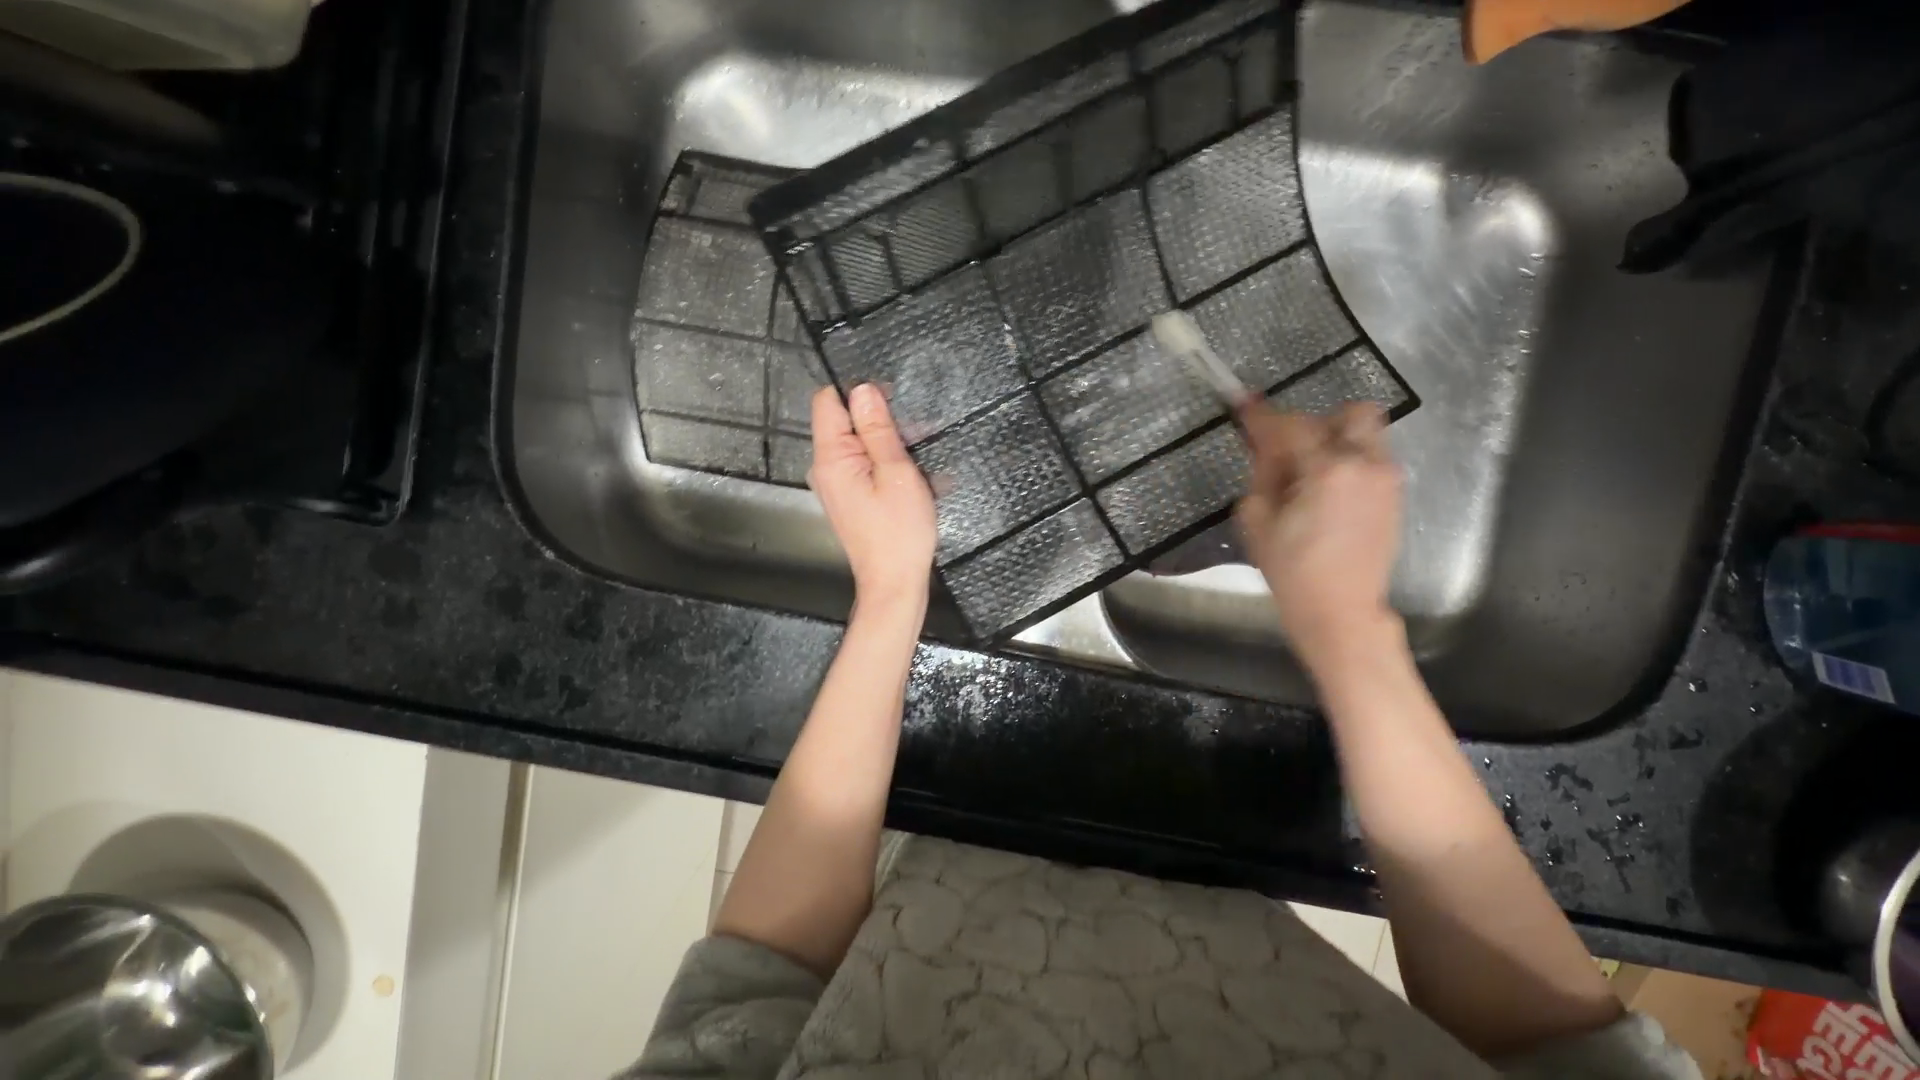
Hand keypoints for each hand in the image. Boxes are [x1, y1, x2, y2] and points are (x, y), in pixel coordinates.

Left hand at [810, 384, 936, 607]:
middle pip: (844, 421)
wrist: (894, 582)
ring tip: (920, 461)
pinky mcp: (849, 497)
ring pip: (859, 444)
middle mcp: (824, 468)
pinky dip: (887, 464)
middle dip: (880, 421)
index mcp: (831, 458)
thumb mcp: (896, 471)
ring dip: (889, 445)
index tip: (893, 402)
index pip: (828, 401)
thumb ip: (878, 429)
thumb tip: (863, 389)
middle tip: (916, 435)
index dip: (859, 393)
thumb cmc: (900, 531)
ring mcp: (835, 484)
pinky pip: (864, 466)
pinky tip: (914, 478)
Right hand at [1235, 401, 1403, 673]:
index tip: (1242, 402)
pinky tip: (1326, 492)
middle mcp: (1366, 464)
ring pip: (1366, 433)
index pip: (1290, 426)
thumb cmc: (1293, 571)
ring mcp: (1387, 479)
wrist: (1341, 611)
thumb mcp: (1259, 519)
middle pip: (1347, 414)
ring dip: (1336, 440)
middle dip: (1314, 424)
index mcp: (1327, 469)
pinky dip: (1349, 462)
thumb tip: (1265, 444)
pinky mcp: (1395, 495)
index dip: (1261, 415)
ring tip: (1310, 473)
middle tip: (1288, 451)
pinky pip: (1372, 459)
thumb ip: (1263, 472)